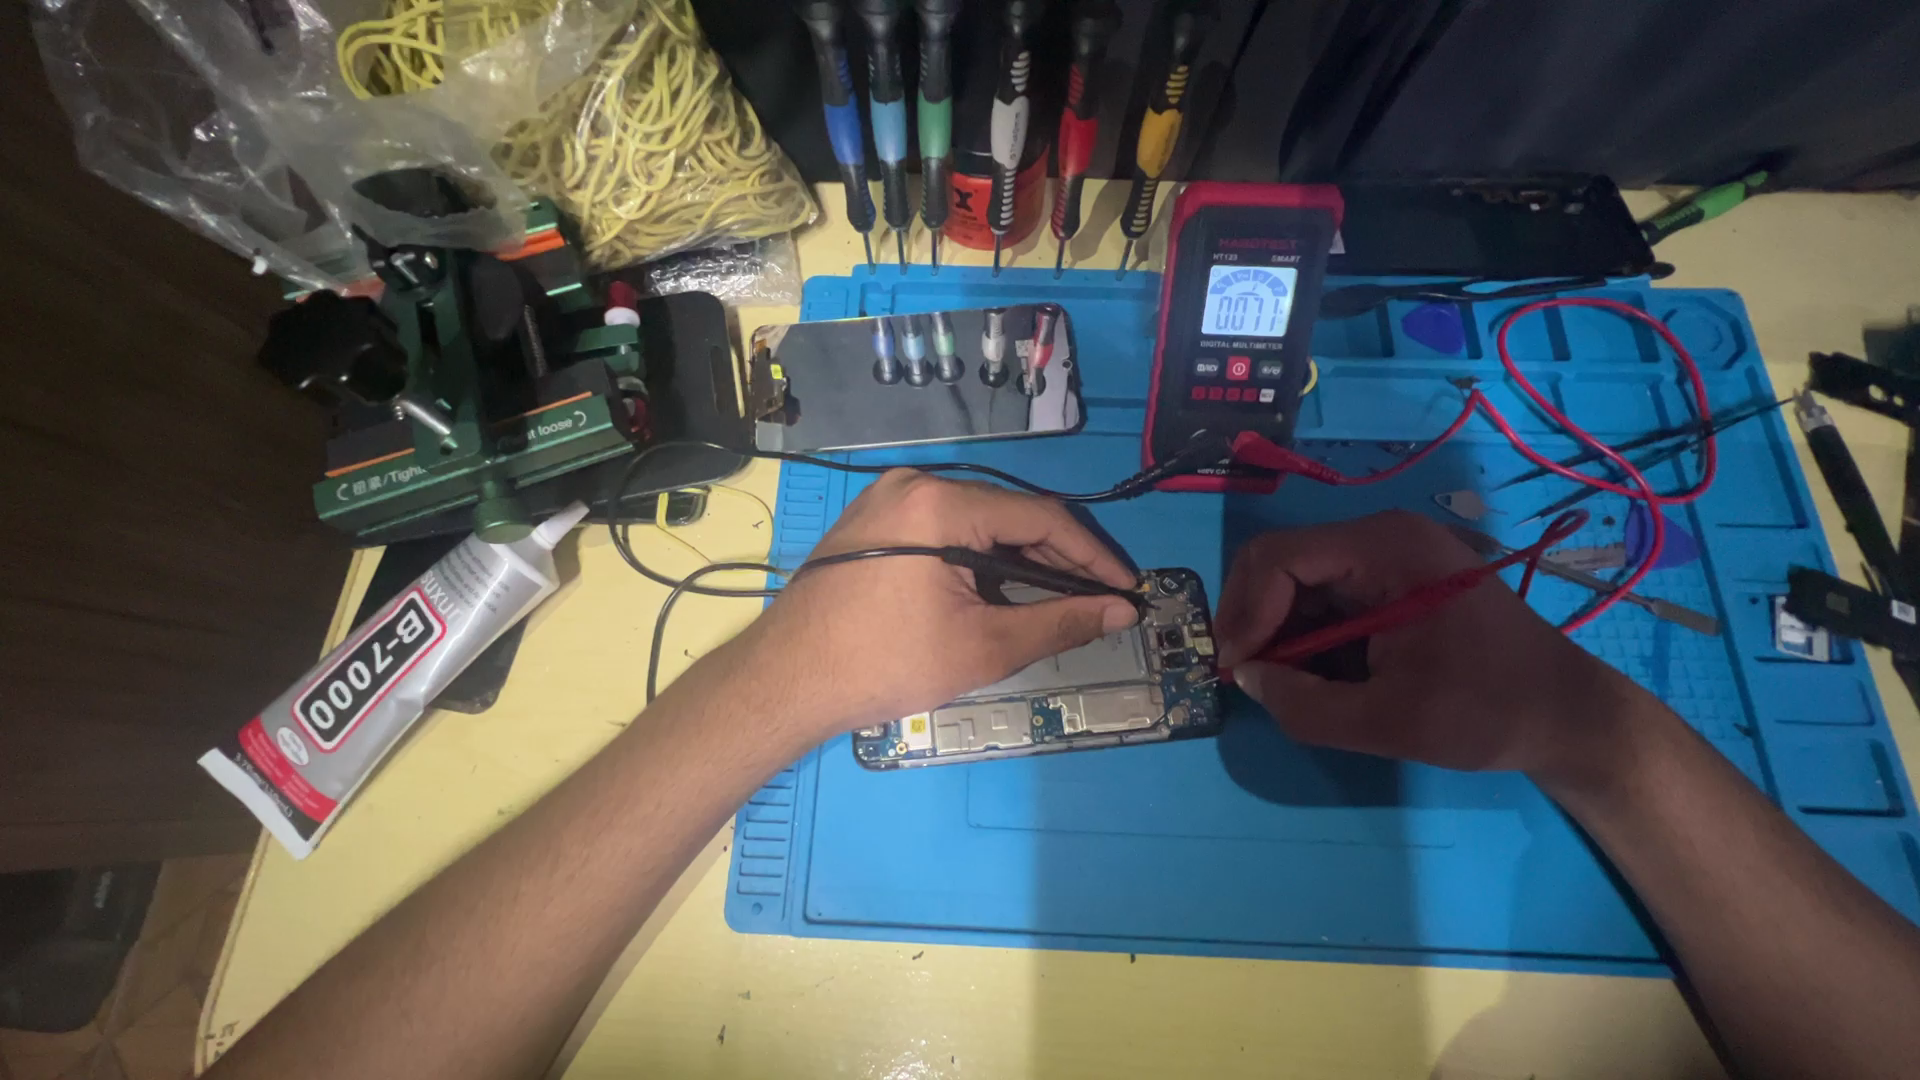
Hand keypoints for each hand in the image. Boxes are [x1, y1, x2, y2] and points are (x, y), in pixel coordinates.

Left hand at [719, 470, 1140, 741]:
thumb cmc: (885, 666)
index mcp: (940, 503)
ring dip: (1019, 561)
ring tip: (1057, 599)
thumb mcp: (982, 647)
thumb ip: (1059, 622)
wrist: (785, 683)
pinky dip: (979, 560)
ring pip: (975, 523)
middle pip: (1006, 515)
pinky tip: (1001, 592)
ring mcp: (887, 500)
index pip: (1039, 516)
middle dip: (1056, 558)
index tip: (1126, 585)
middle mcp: (914, 484)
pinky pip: (943, 531)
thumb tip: (1122, 611)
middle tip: (1097, 597)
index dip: (1090, 553)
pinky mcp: (873, 523)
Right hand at [1214, 510, 1651, 782]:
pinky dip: (1298, 633)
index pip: (1278, 557)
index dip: (1245, 611)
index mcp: (1386, 548)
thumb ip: (1304, 705)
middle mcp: (1378, 537)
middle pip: (1276, 561)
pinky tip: (1307, 671)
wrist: (1569, 717)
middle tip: (1243, 671)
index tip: (1236, 668)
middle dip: (1250, 617)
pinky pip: (1317, 595)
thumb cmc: (1491, 712)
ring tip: (1276, 678)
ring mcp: (1382, 555)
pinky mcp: (1385, 579)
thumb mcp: (1389, 723)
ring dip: (1272, 628)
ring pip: (1290, 579)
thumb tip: (1245, 678)